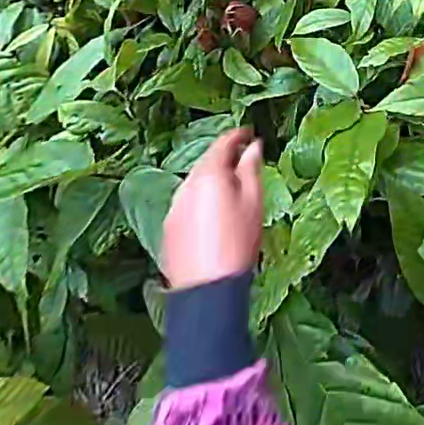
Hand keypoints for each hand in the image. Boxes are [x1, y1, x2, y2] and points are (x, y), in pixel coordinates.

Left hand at [162, 127, 264, 288]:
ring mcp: (174, 207)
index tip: (248, 133)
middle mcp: (186, 185)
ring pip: (194, 184)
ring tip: (229, 192)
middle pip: (206, 162)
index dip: (237, 135)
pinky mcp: (169, 227)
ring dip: (210, 181)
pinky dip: (199, 202)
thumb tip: (254, 147)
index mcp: (209, 174)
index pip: (222, 143)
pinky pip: (186, 204)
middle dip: (224, 160)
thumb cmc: (237, 246)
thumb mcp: (253, 203)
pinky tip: (212, 217)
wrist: (208, 291)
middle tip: (242, 161)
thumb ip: (251, 169)